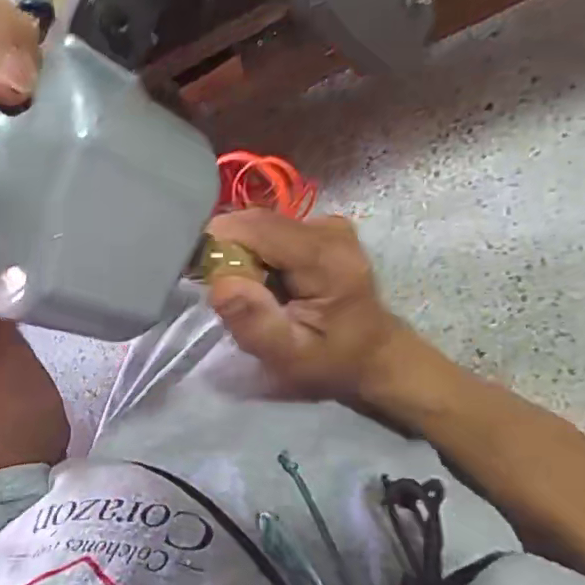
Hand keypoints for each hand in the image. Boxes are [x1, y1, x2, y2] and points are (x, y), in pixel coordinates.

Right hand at [204, 210, 414, 401]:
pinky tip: (271, 281)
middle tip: (235, 296)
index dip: (220, 248)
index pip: (254, 229)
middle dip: (231, 254)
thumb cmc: (331, 361)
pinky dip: (260, 253)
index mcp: (325, 258)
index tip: (209, 282)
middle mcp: (328, 228)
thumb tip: (221, 285)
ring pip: (260, 223)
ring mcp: (327, 223)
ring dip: (244, 254)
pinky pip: (272, 229)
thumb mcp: (288, 357)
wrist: (374, 355)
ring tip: (255, 292)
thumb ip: (254, 322)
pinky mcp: (322, 225)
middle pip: (255, 222)